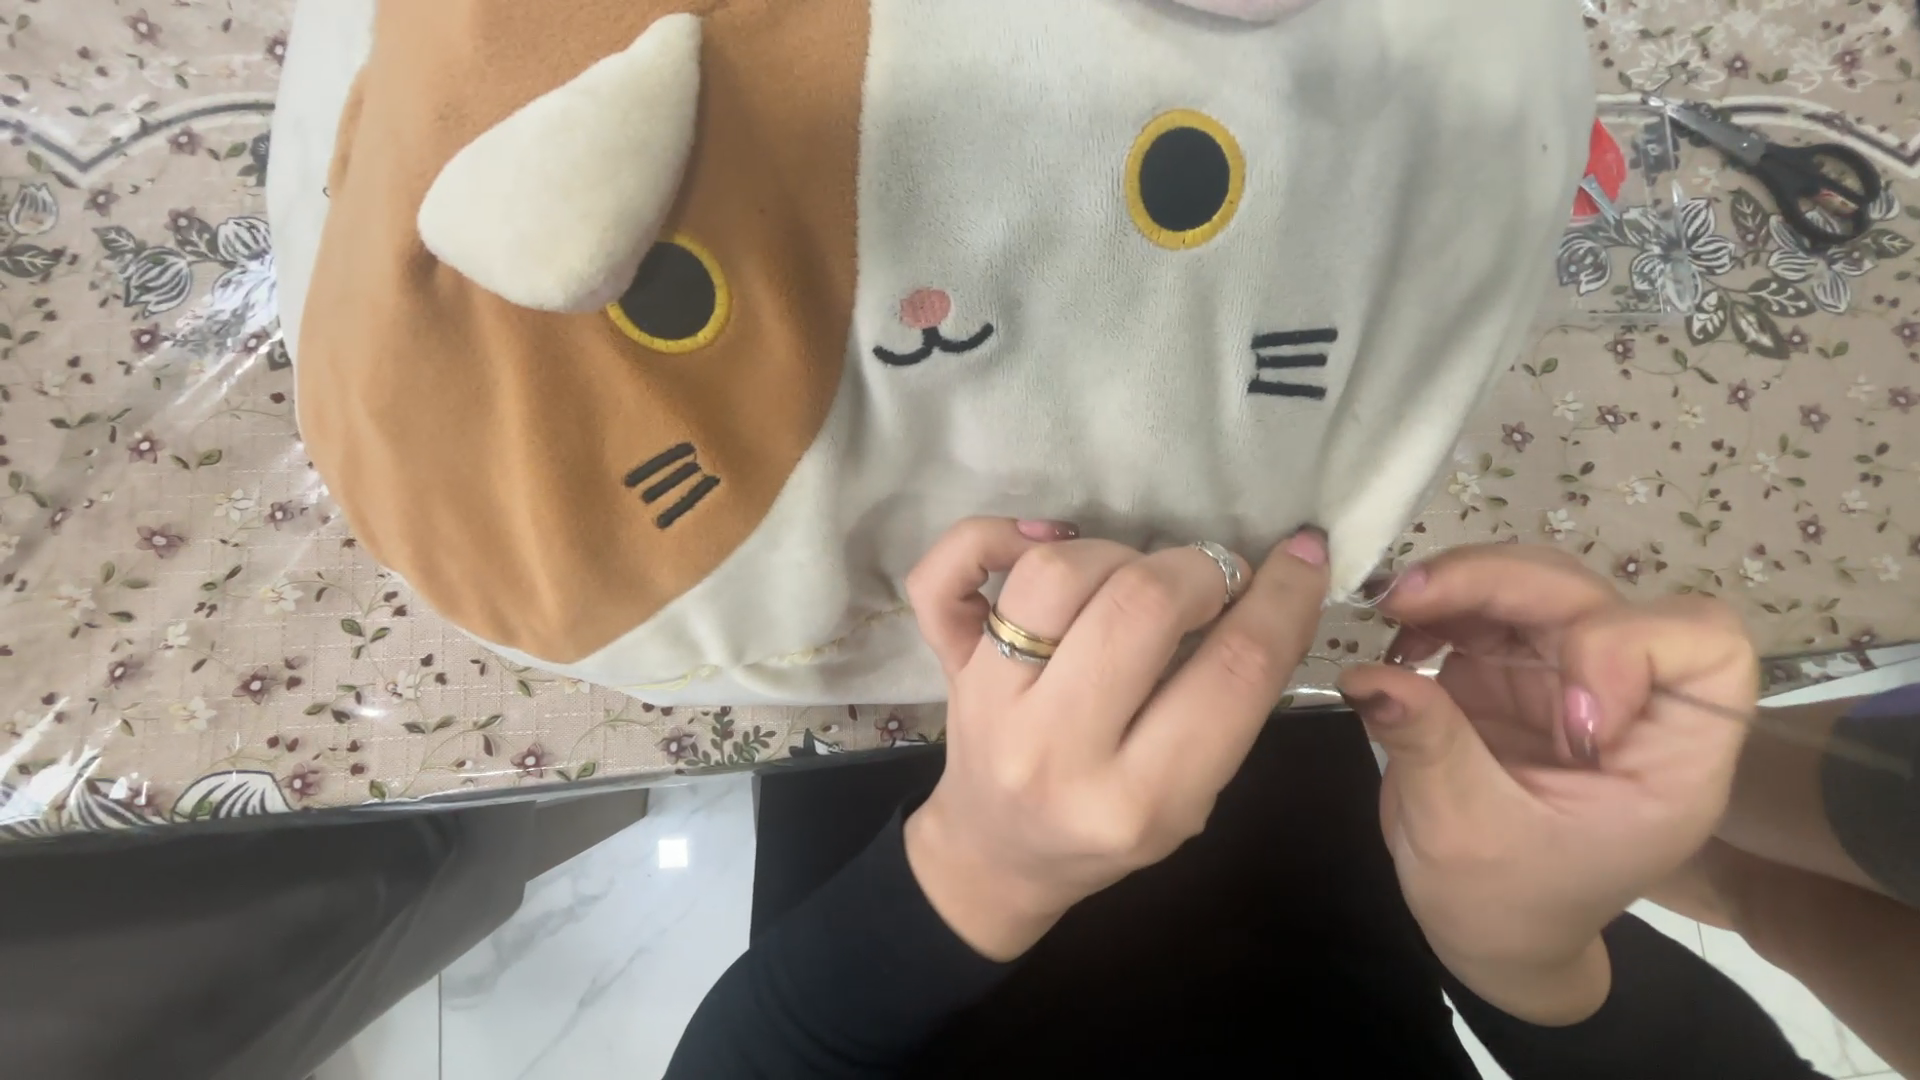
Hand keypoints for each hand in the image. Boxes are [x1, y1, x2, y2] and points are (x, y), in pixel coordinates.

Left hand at [902, 517, 1330, 960]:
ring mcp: (987, 700)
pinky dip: (989, 535)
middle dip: (1198, 570)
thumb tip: (1268, 590)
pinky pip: (942, 579)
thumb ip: (1227, 707)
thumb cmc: (1104, 833)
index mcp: (1137, 799)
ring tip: (1132, 577)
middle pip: (1139, 606)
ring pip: (1053, 576)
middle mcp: (1054, 748)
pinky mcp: (946, 666)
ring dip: (1114, 554)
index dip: (1282, 599)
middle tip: (1210, 579)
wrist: (997, 852)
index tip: (1301, 558)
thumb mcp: (1189, 799)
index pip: (1232, 673)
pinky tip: (1041, 541)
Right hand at [1338, 545, 1757, 1023]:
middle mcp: (1620, 700)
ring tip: (1392, 604)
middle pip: (1591, 597)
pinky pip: (1474, 608)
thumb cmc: (1502, 899)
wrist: (1480, 919)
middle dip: (1500, 583)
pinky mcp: (1499, 671)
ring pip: (1530, 586)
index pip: (1699, 651)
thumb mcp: (1464, 831)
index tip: (1556, 713)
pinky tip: (1396, 633)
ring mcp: (1556, 678)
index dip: (1627, 649)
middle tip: (1407, 597)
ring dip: (1459, 581)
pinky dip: (1432, 605)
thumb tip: (1368, 677)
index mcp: (1663, 756)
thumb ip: (1427, 746)